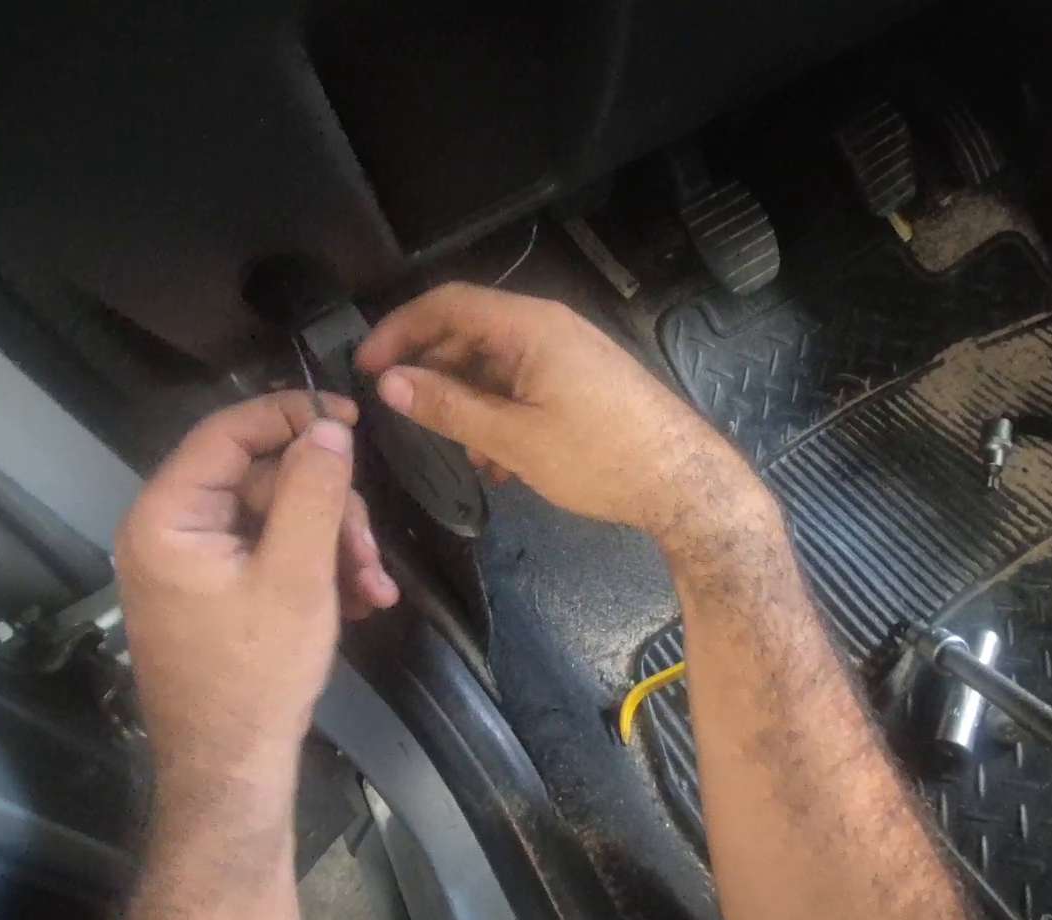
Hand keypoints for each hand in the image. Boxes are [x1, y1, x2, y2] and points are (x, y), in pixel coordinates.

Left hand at [115, 392, 397, 793]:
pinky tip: (362, 600)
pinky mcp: (225, 590)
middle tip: (371, 552)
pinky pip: (281, 553)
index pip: (229, 433)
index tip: (354, 421)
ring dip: (339, 546)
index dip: (293, 416)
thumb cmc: (258, 669)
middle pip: (267, 481)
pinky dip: (324, 569)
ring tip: (374, 589)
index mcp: (171, 517)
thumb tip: (331, 428)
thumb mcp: (297, 575)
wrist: (234, 762)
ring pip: (284, 519)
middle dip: (332, 511)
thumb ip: (314, 494)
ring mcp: (202, 563)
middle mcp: (178, 531)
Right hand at [355, 283, 757, 539]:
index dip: (399, 331)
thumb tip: (390, 383)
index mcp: (531, 326)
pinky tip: (503, 461)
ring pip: (501, 369)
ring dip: (473, 406)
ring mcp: (573, 356)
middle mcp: (552, 329)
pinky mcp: (587, 384)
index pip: (448, 304)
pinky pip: (530, 387)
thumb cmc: (600, 458)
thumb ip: (450, 407)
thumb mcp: (516, 437)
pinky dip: (506, 415)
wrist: (684, 482)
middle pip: (473, 336)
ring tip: (466, 454)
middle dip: (437, 375)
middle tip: (409, 416)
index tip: (367, 368)